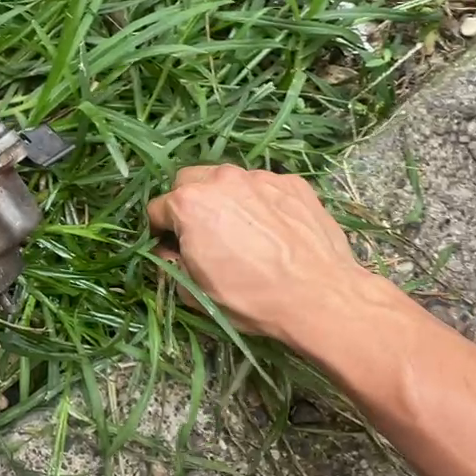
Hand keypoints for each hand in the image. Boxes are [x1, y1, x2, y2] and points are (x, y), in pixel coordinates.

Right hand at [146, 166, 385, 353]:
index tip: (173, 248)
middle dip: (188, 204)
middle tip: (202, 233)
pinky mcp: (292, 183)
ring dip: (224, 199)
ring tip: (242, 231)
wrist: (319, 296)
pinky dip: (259, 202)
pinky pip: (263, 187)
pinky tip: (272, 230)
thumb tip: (171, 252)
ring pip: (227, 180)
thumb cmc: (249, 297)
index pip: (156, 209)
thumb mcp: (194, 292)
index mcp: (188, 204)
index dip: (160, 231)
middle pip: (188, 181)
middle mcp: (221, 179)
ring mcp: (259, 177)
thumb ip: (172, 265)